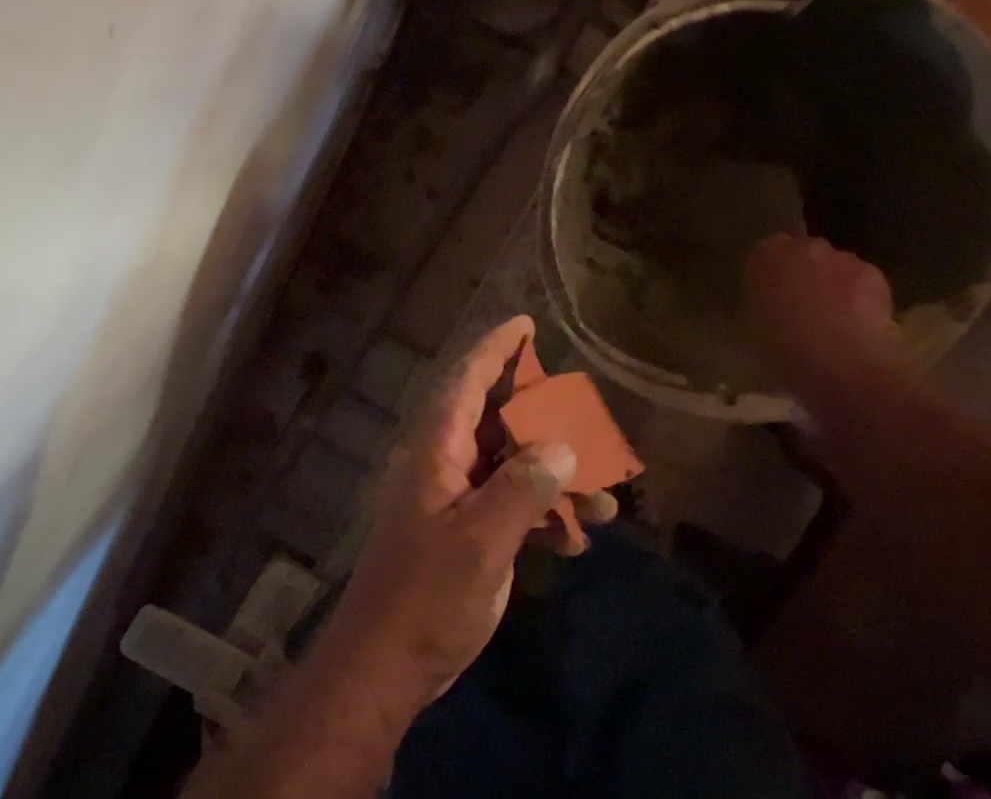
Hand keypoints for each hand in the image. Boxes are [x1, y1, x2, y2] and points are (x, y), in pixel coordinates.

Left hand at [314, 316, 601, 712]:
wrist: (386, 665)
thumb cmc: (426, 596)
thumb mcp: (481, 541)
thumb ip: (522, 489)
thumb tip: (563, 448)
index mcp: (437, 452)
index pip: (467, 383)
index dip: (495, 350)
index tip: (526, 324)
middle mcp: (445, 466)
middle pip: (499, 424)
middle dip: (547, 424)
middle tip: (591, 424)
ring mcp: (455, 502)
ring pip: (512, 469)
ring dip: (556, 480)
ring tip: (604, 502)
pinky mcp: (465, 536)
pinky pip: (511, 507)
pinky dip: (543, 515)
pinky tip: (576, 540)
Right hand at [742, 234, 903, 395]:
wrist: (840, 361)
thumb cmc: (782, 348)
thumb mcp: (751, 330)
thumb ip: (757, 307)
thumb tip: (769, 308)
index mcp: (764, 257)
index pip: (764, 254)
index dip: (769, 276)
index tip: (770, 299)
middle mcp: (803, 247)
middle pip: (803, 254)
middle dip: (803, 275)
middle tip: (801, 310)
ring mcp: (841, 258)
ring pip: (835, 267)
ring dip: (832, 286)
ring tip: (833, 322)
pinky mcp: (873, 275)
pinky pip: (862, 282)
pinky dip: (861, 298)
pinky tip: (858, 326)